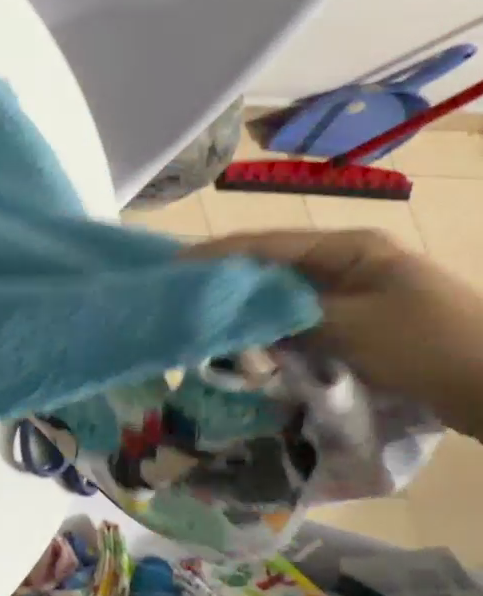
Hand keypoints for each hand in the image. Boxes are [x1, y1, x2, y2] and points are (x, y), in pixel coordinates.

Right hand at [186, 228, 482, 435]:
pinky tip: (251, 351)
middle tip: (183, 307)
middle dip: (227, 291)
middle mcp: (347, 263)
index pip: (261, 244)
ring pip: (281, 299)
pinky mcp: (358, 324)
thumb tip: (222, 310)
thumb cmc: (429, 346)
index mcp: (348, 248)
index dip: (210, 256)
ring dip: (249, 318)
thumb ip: (278, 311)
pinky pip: (300, 322)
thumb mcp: (346, 325)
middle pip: (268, 270)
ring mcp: (355, 294)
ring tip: (212, 334)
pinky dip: (274, 335)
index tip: (166, 270)